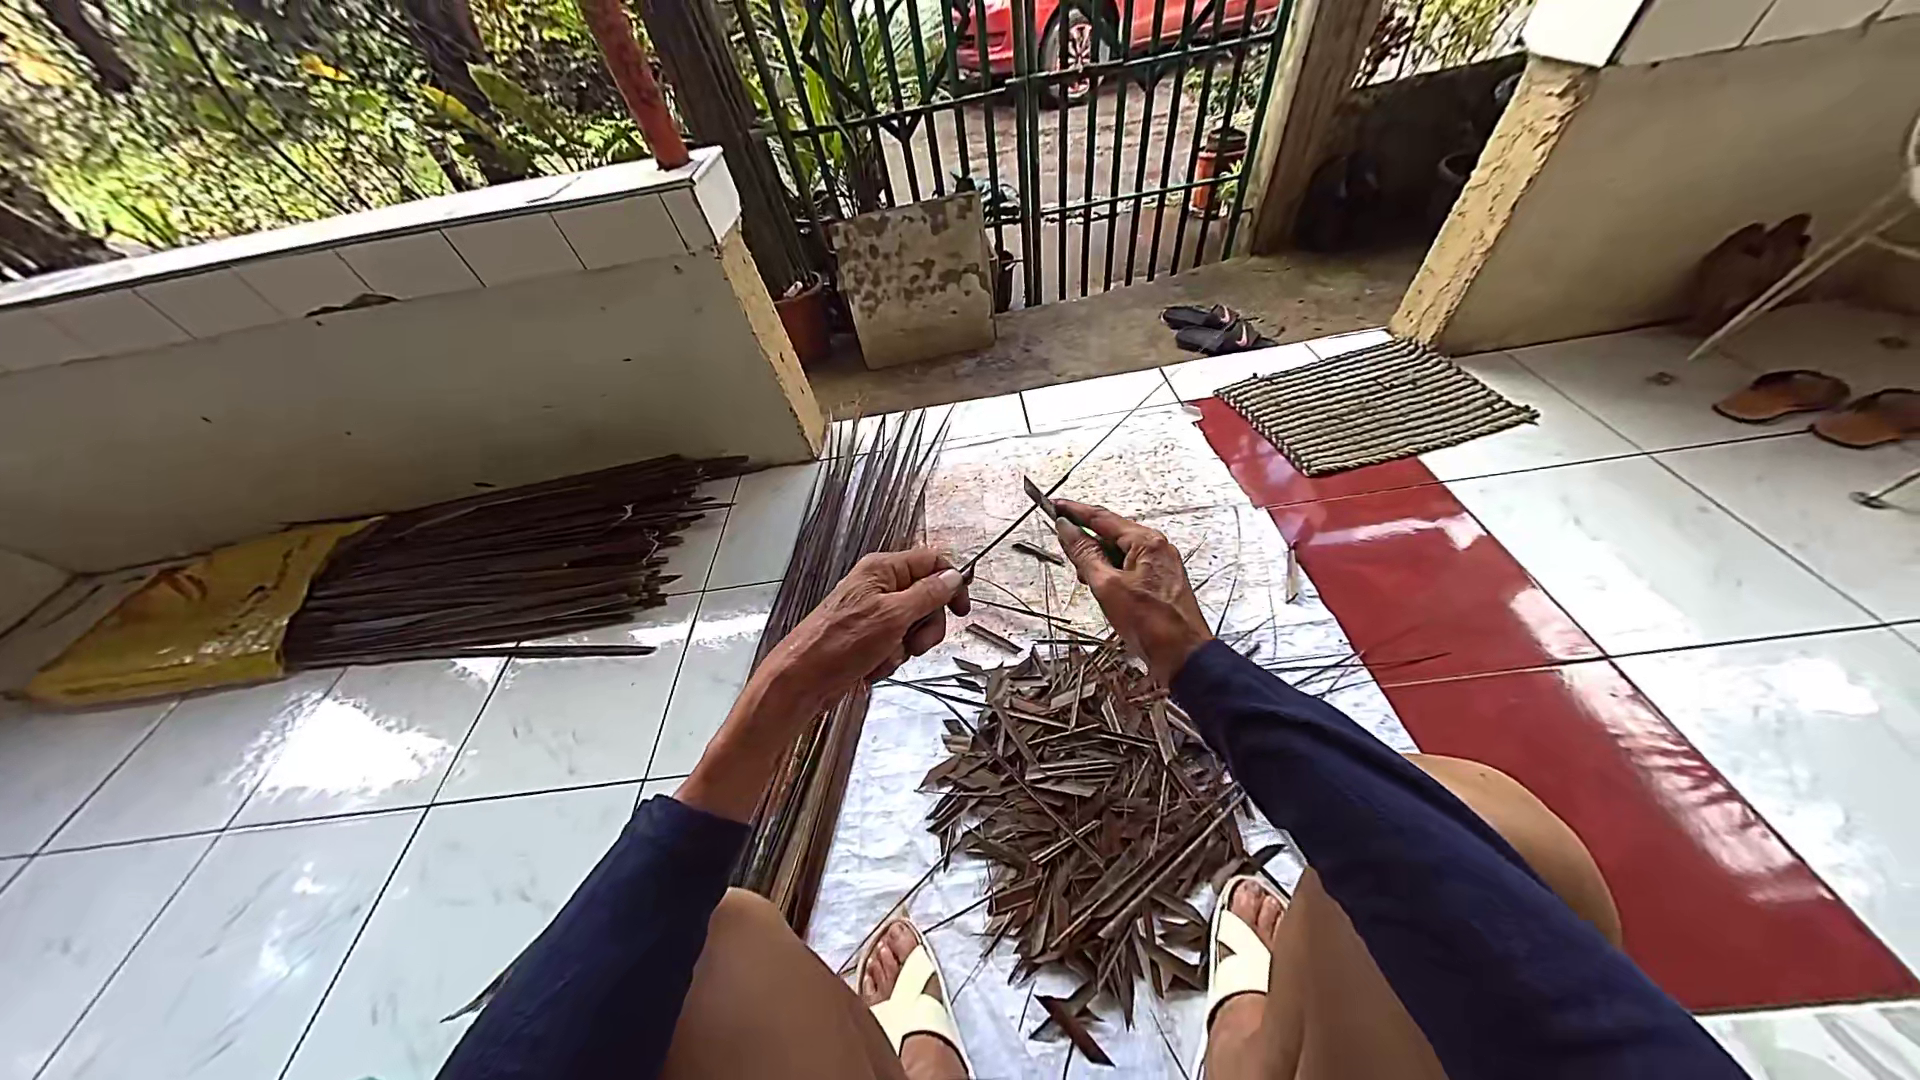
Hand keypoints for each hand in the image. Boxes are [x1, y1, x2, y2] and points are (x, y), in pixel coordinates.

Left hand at [754, 547, 970, 715]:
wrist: (803, 680)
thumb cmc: (837, 644)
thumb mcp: (893, 616)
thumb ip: (928, 594)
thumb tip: (953, 577)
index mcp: (882, 570)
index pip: (931, 562)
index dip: (951, 584)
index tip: (961, 609)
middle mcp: (879, 587)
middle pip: (927, 598)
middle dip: (926, 627)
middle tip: (913, 642)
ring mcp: (874, 613)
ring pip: (914, 626)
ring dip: (906, 647)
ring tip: (886, 655)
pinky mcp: (869, 637)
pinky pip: (897, 645)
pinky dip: (891, 658)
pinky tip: (874, 665)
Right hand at [1052, 500, 1211, 685]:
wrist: (1182, 656)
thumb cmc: (1153, 624)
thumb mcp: (1106, 585)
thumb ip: (1084, 553)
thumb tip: (1067, 529)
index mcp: (1147, 542)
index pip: (1102, 517)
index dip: (1074, 511)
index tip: (1055, 506)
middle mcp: (1157, 548)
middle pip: (1111, 534)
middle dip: (1085, 542)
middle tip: (1064, 549)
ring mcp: (1160, 565)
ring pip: (1118, 553)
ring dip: (1097, 562)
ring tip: (1086, 580)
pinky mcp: (1159, 581)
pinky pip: (1128, 567)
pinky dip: (1110, 573)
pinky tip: (1101, 589)